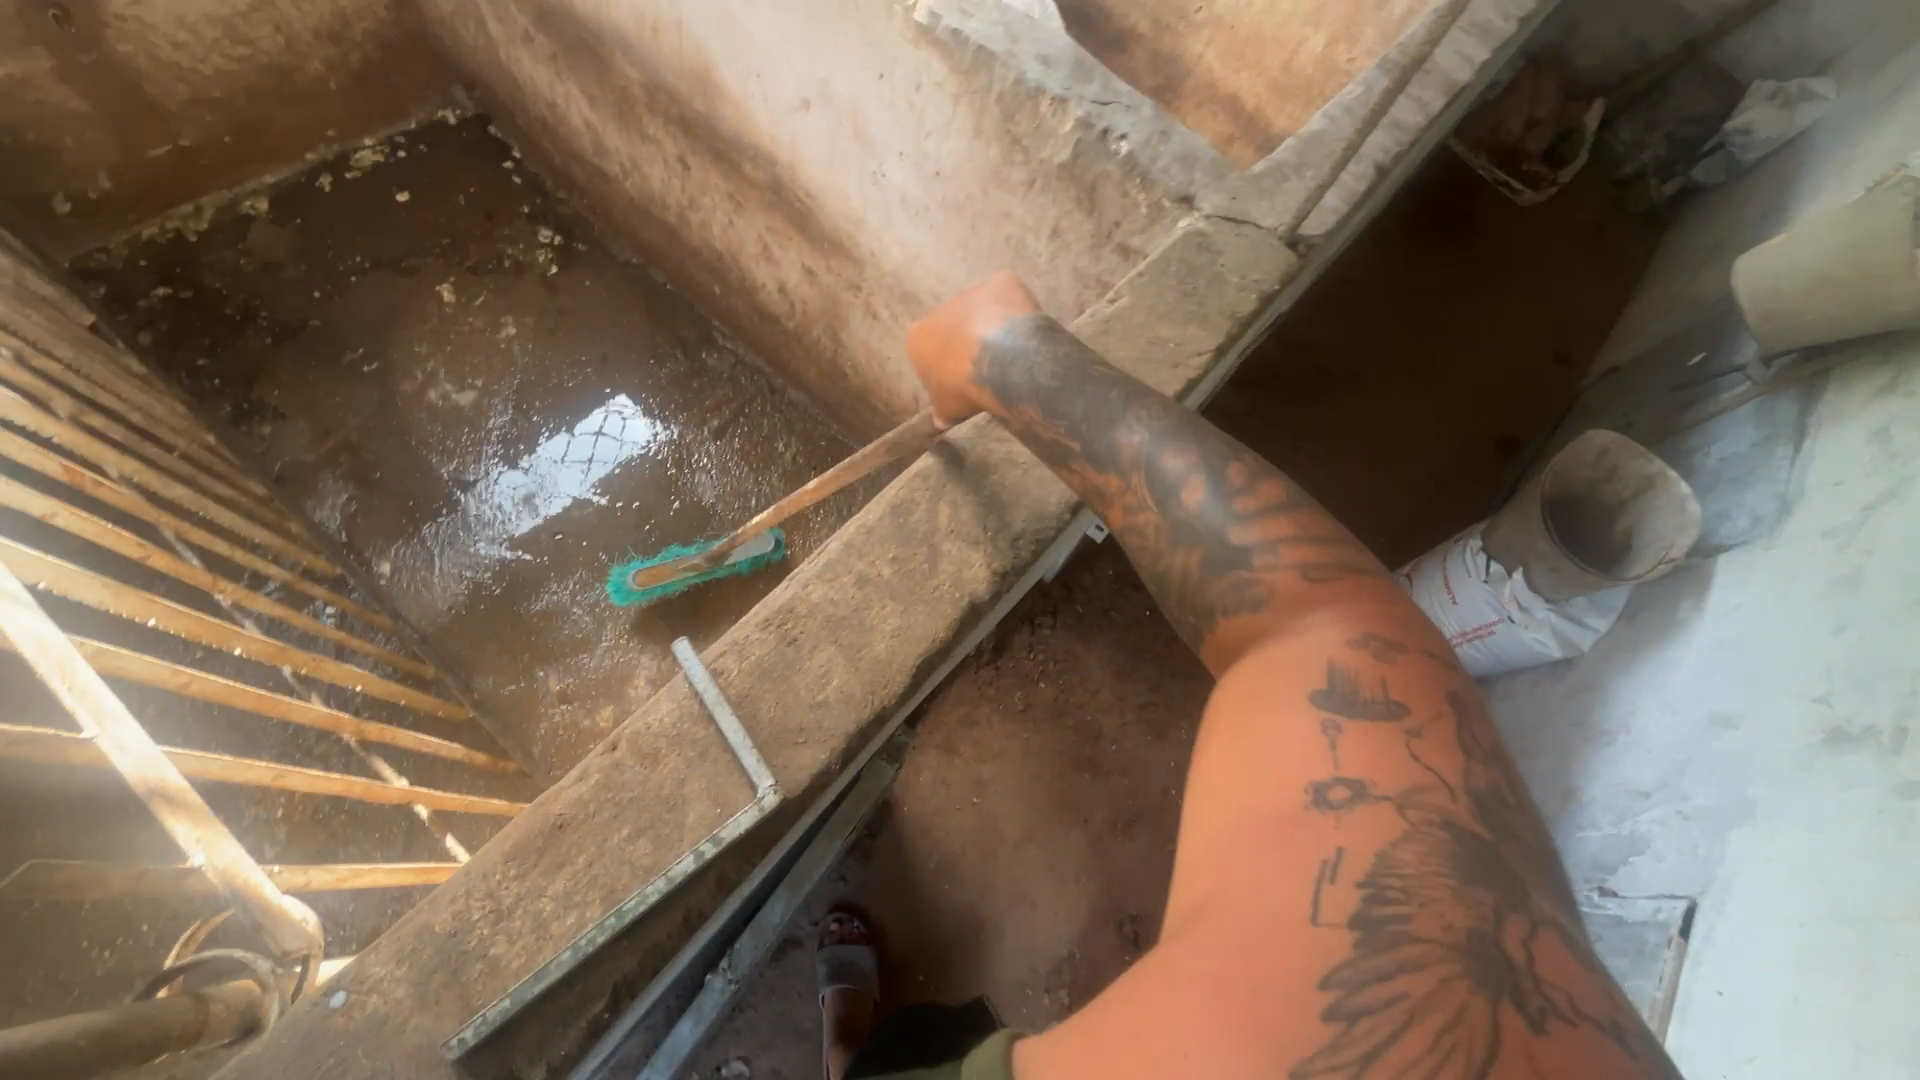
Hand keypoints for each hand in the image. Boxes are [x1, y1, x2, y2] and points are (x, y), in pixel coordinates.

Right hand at [904, 272, 1041, 428]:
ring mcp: (969, 292)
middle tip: (988, 364)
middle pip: (951, 325)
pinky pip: (1007, 296)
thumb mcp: (948, 409)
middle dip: (966, 340)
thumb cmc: (966, 387)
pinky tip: (1026, 331)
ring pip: (980, 309)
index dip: (942, 363)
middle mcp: (937, 310)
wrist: (1003, 361)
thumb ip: (941, 411)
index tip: (959, 378)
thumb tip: (939, 422)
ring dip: (991, 325)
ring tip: (1012, 351)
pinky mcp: (1000, 282)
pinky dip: (1015, 311)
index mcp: (917, 338)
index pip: (924, 349)